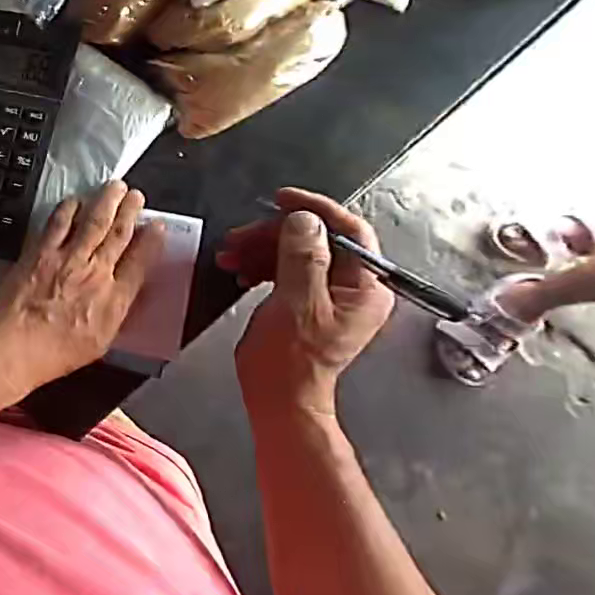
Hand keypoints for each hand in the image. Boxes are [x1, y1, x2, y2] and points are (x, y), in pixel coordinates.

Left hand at [0, 181, 162, 400]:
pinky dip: (68, 209)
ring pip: (93, 221)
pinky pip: (57, 224)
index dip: (152, 241)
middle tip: (137, 196)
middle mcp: (94, 274)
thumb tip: (125, 296)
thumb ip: (116, 314)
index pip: (141, 262)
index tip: (157, 227)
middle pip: (119, 234)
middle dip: (131, 211)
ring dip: (106, 201)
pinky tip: (74, 200)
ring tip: (115, 187)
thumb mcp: (100, 342)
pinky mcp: (39, 254)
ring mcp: (66, 260)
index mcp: (114, 299)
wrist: (15, 347)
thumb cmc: (53, 353)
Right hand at [218, 188, 393, 419]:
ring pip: (294, 253)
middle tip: (238, 237)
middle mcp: (352, 287)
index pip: (349, 231)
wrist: (278, 395)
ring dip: (260, 249)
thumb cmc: (290, 357)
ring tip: (229, 255)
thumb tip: (303, 219)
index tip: (281, 199)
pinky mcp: (303, 302)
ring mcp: (327, 295)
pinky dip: (259, 265)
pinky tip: (238, 271)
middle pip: (316, 241)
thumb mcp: (297, 304)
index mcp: (365, 287)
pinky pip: (283, 270)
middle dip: (274, 235)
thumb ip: (303, 258)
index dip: (316, 210)